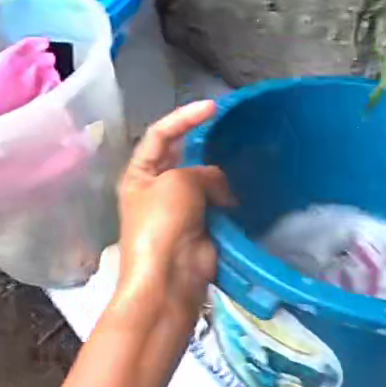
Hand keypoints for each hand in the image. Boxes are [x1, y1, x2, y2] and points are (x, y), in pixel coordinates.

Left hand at [113, 101, 233, 318]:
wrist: (169, 279)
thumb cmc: (162, 225)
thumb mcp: (178, 183)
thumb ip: (201, 171)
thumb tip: (219, 184)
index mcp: (139, 174)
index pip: (160, 134)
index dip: (185, 117)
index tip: (214, 107)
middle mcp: (157, 188)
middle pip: (183, 156)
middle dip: (205, 144)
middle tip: (234, 132)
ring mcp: (179, 209)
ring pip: (204, 181)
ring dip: (221, 174)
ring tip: (245, 160)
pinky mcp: (200, 228)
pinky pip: (217, 204)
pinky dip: (230, 198)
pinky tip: (247, 189)